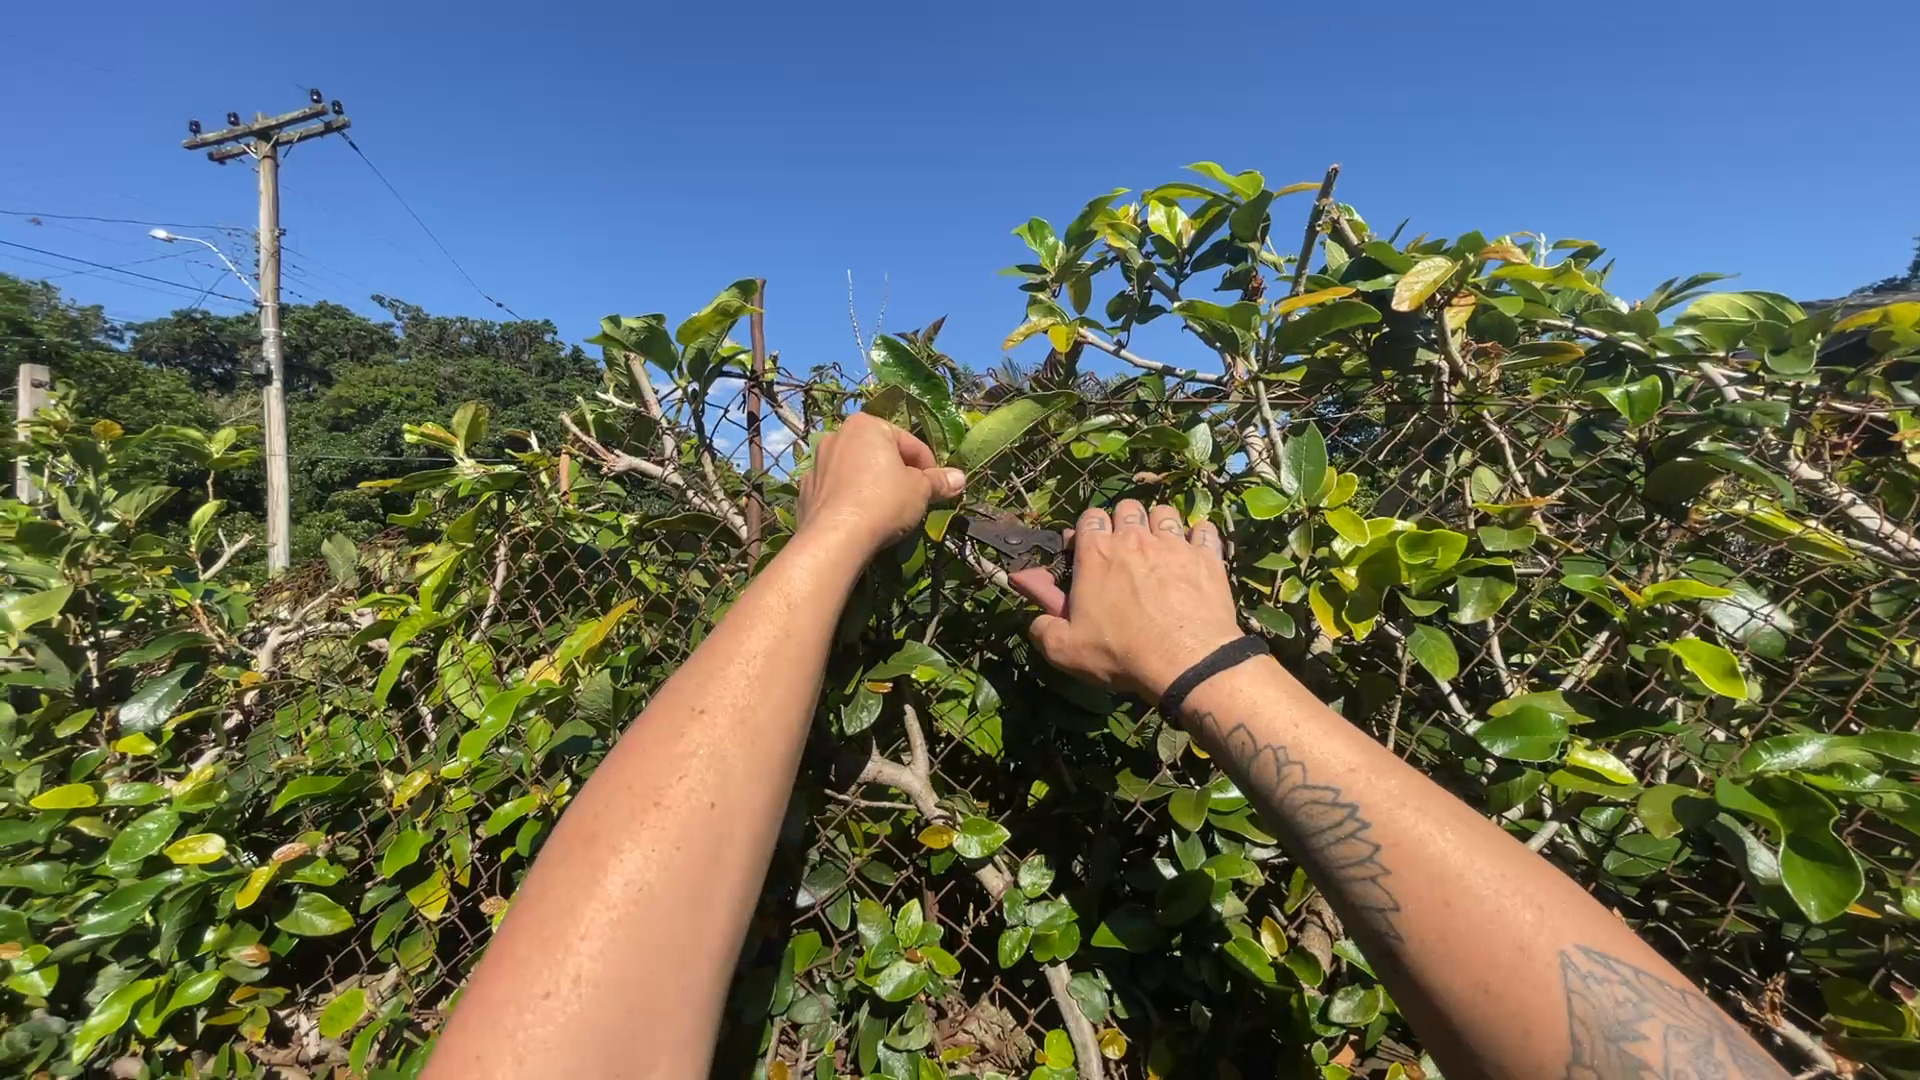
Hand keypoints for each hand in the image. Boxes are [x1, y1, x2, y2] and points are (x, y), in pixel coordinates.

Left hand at [797, 413, 966, 555]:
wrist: (835, 538)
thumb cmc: (884, 502)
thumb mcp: (920, 491)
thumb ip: (939, 481)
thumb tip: (960, 478)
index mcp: (867, 426)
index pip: (910, 443)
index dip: (929, 467)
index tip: (937, 488)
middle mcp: (838, 436)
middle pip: (880, 454)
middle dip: (899, 474)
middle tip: (914, 499)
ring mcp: (818, 463)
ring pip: (857, 471)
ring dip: (874, 485)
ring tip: (888, 511)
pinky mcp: (806, 490)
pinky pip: (837, 490)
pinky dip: (851, 499)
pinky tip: (862, 519)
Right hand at [1009, 500, 1241, 698]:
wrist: (1186, 661)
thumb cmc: (1120, 653)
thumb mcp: (1065, 649)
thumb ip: (1043, 629)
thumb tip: (1036, 620)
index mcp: (1096, 554)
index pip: (1089, 517)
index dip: (1088, 530)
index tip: (1088, 551)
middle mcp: (1134, 539)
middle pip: (1127, 507)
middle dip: (1123, 521)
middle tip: (1124, 549)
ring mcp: (1173, 544)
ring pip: (1164, 512)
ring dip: (1158, 524)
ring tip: (1159, 546)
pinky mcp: (1207, 557)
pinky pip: (1204, 530)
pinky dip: (1199, 536)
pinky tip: (1196, 551)